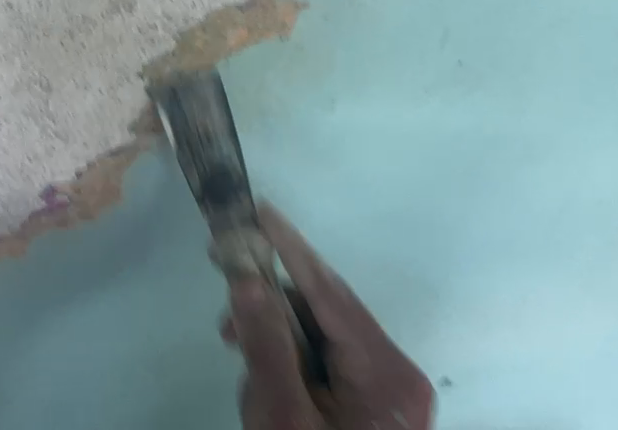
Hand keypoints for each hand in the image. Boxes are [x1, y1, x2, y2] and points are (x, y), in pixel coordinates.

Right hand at [224, 205, 434, 429]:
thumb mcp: (282, 415)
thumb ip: (264, 341)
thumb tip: (246, 274)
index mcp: (387, 374)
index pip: (328, 290)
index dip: (288, 246)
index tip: (255, 209)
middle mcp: (395, 375)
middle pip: (322, 308)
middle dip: (270, 295)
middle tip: (222, 269)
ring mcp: (384, 393)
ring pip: (317, 333)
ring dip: (273, 333)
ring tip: (235, 349)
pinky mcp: (368, 408)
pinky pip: (321, 360)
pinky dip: (286, 360)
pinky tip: (261, 382)